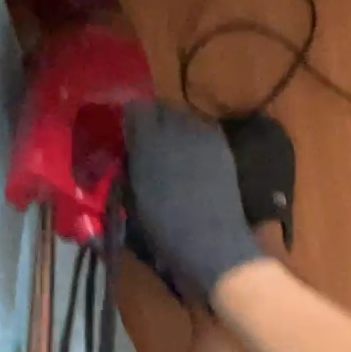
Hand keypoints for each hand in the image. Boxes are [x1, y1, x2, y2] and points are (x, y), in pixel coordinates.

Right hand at [124, 102, 264, 301]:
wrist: (212, 243)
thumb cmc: (165, 229)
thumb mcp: (133, 199)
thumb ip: (129, 167)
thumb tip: (130, 152)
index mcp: (147, 143)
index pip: (135, 108)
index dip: (131, 120)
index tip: (128, 135)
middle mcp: (175, 129)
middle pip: (161, 108)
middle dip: (153, 121)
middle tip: (150, 142)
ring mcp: (203, 134)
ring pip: (184, 116)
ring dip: (176, 128)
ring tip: (173, 150)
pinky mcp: (222, 145)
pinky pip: (204, 128)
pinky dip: (195, 136)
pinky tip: (193, 156)